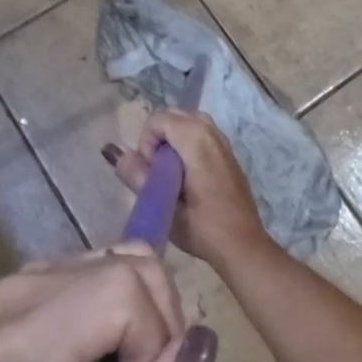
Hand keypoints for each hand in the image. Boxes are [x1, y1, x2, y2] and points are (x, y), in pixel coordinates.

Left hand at [0, 244, 215, 361]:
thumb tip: (193, 347)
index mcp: (20, 347)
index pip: (121, 292)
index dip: (155, 343)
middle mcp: (17, 296)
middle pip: (129, 268)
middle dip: (162, 324)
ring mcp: (26, 278)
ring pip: (126, 258)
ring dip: (152, 312)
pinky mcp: (40, 274)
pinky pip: (112, 260)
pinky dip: (134, 300)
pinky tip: (119, 348)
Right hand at [105, 110, 273, 271]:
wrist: (243, 245)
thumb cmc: (203, 228)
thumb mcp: (164, 207)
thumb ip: (138, 177)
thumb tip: (118, 154)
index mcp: (197, 140)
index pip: (159, 119)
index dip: (146, 141)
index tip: (151, 171)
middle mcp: (212, 133)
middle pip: (174, 115)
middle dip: (158, 137)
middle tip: (156, 170)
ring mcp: (223, 142)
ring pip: (189, 122)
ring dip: (172, 139)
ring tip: (169, 171)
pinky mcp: (228, 154)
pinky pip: (202, 134)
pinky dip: (187, 144)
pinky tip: (187, 175)